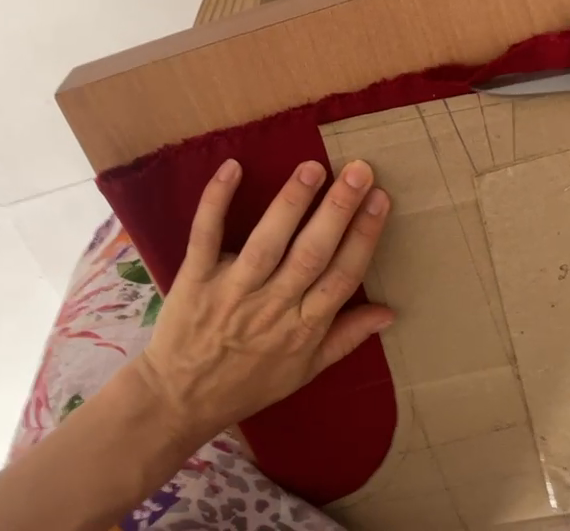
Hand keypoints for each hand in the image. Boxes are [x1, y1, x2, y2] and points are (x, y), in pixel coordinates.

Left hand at [125, 158, 393, 444]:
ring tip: (312, 168)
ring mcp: (232, 291)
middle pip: (312, 253)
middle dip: (338, 210)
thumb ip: (346, 337)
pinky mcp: (195, 278)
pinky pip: (206, 236)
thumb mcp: (304, 371)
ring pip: (267, 242)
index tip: (381, 197)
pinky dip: (216, 201)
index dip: (364, 236)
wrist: (179, 401)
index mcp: (303, 328)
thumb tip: (390, 311)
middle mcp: (272, 306)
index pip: (342, 276)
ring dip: (290, 203)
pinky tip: (233, 168)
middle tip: (358, 169)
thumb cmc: (247, 383)